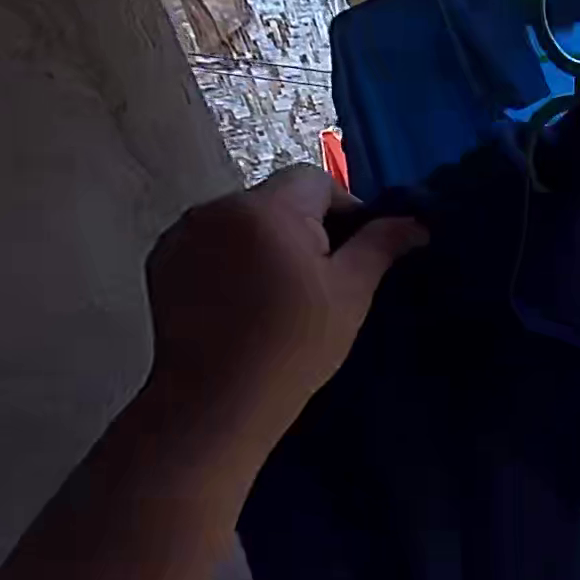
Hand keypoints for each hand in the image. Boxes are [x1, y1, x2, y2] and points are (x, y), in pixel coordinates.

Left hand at [144, 166, 425, 429]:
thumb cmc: (298, 341)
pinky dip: (237, 257)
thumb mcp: (353, 290)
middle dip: (308, 226)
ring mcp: (182, 234)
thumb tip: (417, 221)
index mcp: (266, 210)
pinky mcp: (162, 261)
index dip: (345, 209)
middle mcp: (216, 208)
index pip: (315, 180)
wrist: (219, 399)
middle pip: (279, 198)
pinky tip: (248, 298)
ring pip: (247, 220)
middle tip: (326, 277)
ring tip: (285, 290)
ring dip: (272, 240)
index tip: (355, 253)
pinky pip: (214, 241)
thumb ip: (382, 244)